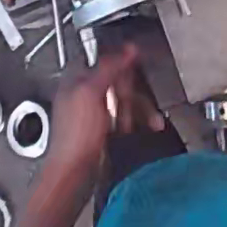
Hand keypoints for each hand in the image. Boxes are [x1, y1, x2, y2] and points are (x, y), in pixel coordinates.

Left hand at [41, 44, 163, 182]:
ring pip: (122, 100)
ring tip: (153, 122)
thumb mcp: (92, 93)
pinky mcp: (100, 131)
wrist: (72, 177)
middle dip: (134, 93)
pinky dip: (135, 121)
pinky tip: (147, 127)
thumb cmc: (78, 133)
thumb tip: (128, 49)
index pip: (105, 60)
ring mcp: (92, 113)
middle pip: (116, 81)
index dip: (123, 64)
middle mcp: (83, 92)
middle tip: (142, 105)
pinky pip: (122, 118)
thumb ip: (109, 68)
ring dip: (139, 109)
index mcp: (76, 78)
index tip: (139, 69)